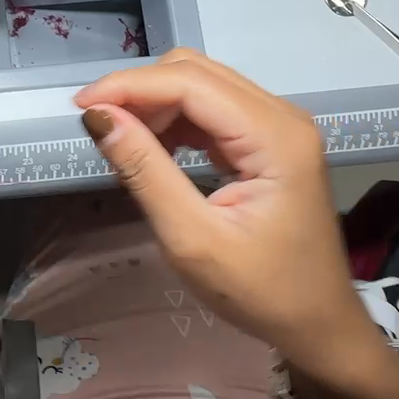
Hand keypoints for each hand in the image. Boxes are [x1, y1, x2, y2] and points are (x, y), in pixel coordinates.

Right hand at [74, 50, 376, 375]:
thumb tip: (98, 117)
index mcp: (274, 137)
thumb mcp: (191, 238)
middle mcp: (281, 116)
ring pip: (200, 84)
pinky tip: (150, 147)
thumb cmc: (261, 290)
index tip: (81, 108)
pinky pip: (209, 108)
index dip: (129, 86)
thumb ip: (145, 171)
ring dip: (153, 102)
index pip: (190, 83)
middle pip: (195, 72)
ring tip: (119, 138)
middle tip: (97, 123)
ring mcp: (276, 124)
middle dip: (138, 89)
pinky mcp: (266, 139)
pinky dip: (171, 119)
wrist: (318, 326)